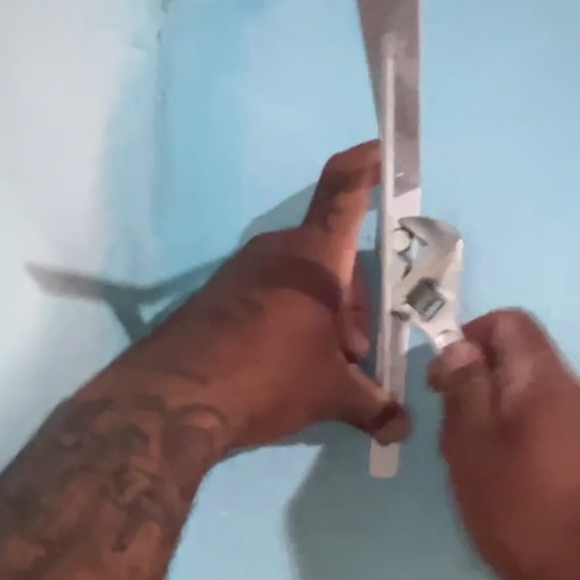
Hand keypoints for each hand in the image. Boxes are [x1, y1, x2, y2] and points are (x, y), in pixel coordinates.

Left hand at [116, 141, 409, 452]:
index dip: (367, 165)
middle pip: (332, 258)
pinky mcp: (216, 298)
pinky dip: (289, 325)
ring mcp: (241, 273)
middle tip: (356, 354)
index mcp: (316, 257)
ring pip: (301, 283)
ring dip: (323, 319)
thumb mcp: (329, 394)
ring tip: (325, 371)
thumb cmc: (269, 377)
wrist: (177, 399)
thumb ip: (372, 405)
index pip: (345, 189)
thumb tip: (402, 427)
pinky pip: (270, 299)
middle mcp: (278, 252)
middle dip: (354, 303)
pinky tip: (288, 370)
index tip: (382, 151)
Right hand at [430, 310, 579, 579]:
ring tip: (468, 464)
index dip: (466, 339)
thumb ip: (464, 390)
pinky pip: (542, 425)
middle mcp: (573, 389)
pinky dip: (512, 438)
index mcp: (544, 378)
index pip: (508, 322)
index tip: (438, 382)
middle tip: (448, 434)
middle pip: (516, 359)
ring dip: (489, 416)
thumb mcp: (473, 447)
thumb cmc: (520, 510)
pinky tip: (497, 481)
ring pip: (525, 396)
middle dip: (473, 384)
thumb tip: (458, 348)